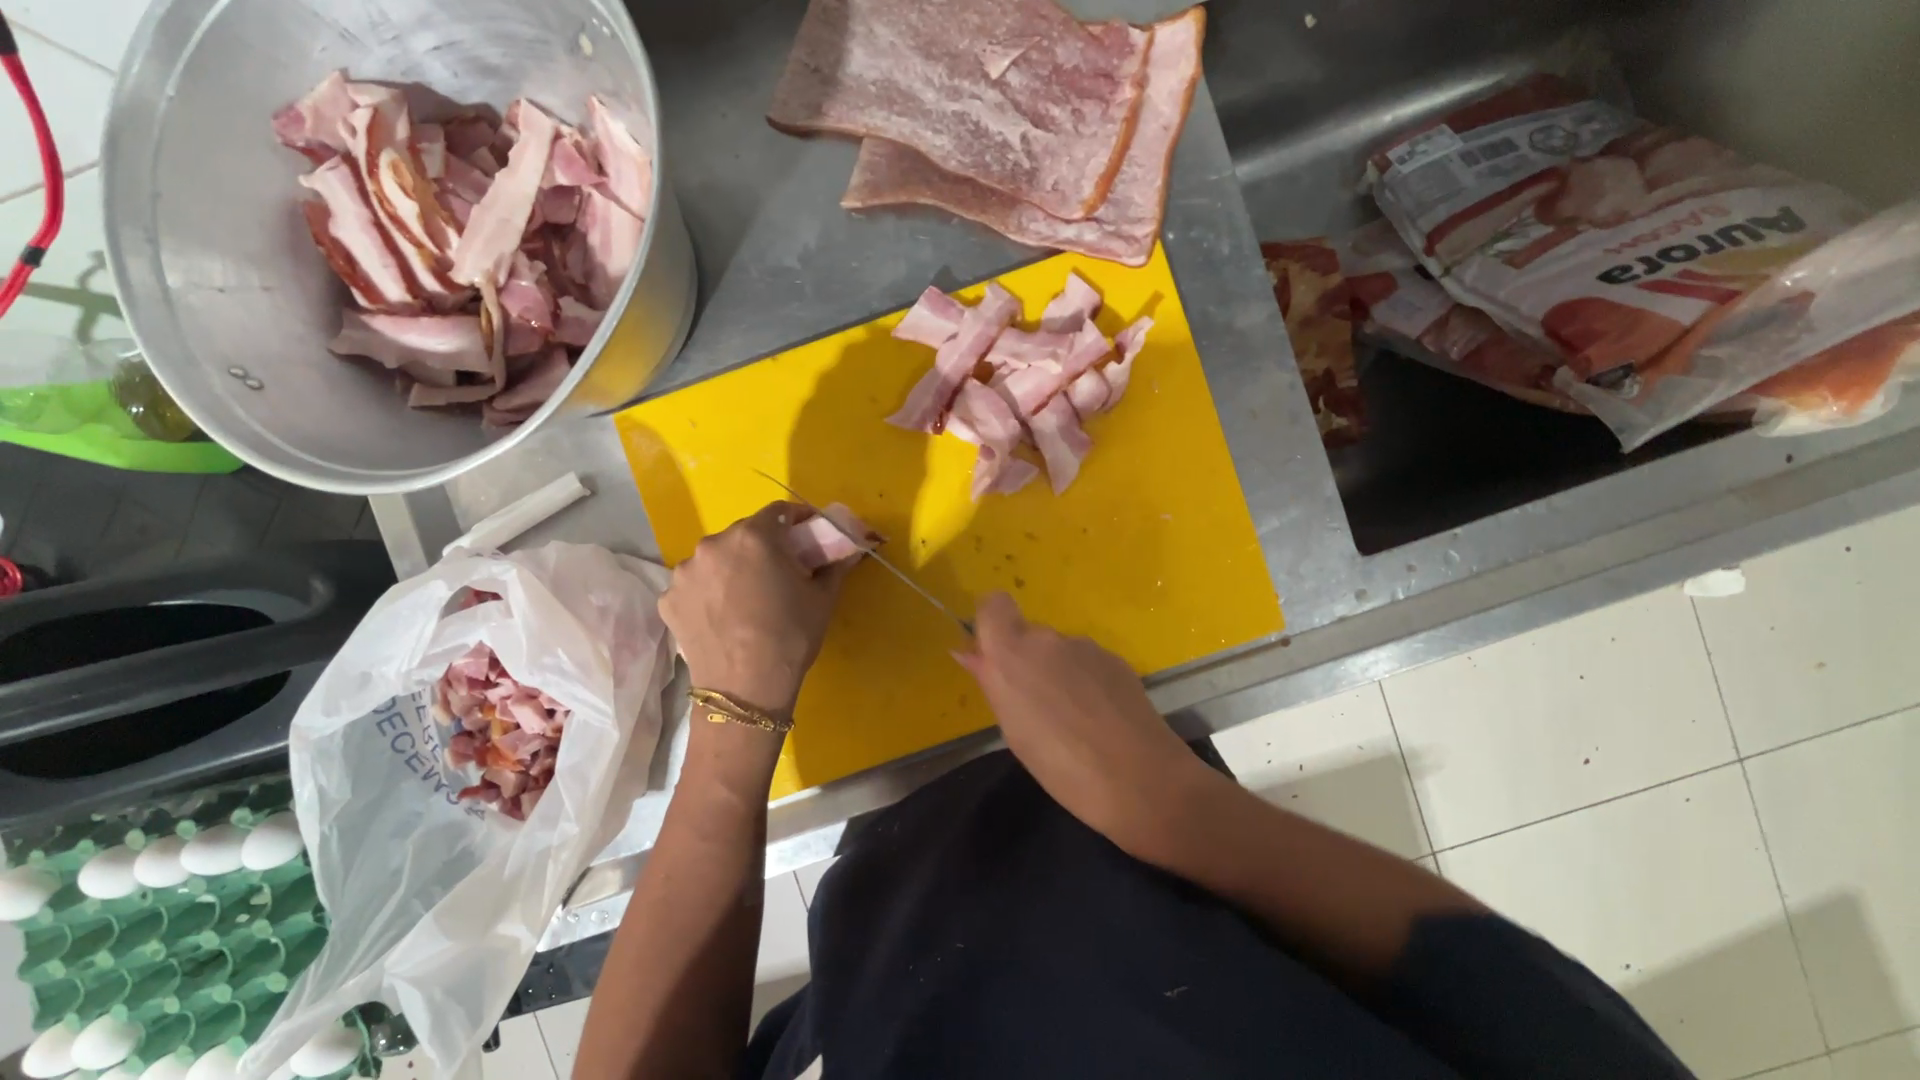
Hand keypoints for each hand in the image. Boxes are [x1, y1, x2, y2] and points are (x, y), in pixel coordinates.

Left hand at [662, 501, 855, 714]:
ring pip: (716, 559)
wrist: (745, 690)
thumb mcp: (822, 598)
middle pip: (744, 534)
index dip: (796, 522)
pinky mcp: (668, 599)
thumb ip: (835, 564)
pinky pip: (695, 586)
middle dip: (763, 547)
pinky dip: (708, 594)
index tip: (807, 538)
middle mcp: (714, 544)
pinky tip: (721, 618)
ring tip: (746, 601)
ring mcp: (685, 572)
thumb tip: (850, 548)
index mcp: (754, 537)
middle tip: (778, 575)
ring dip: (732, 569)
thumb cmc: (791, 638)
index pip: (779, 512)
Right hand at [955, 592, 1215, 850]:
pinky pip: (1087, 663)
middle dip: (1026, 661)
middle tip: (1033, 708)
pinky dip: (1085, 683)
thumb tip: (970, 651)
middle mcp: (1048, 639)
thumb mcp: (1013, 730)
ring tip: (1070, 722)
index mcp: (1013, 653)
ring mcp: (1087, 647)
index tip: (993, 659)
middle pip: (1027, 633)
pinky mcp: (1117, 660)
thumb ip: (991, 682)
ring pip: (1059, 651)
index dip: (991, 625)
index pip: (993, 605)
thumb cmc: (1061, 766)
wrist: (1140, 779)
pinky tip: (1098, 719)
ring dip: (1057, 674)